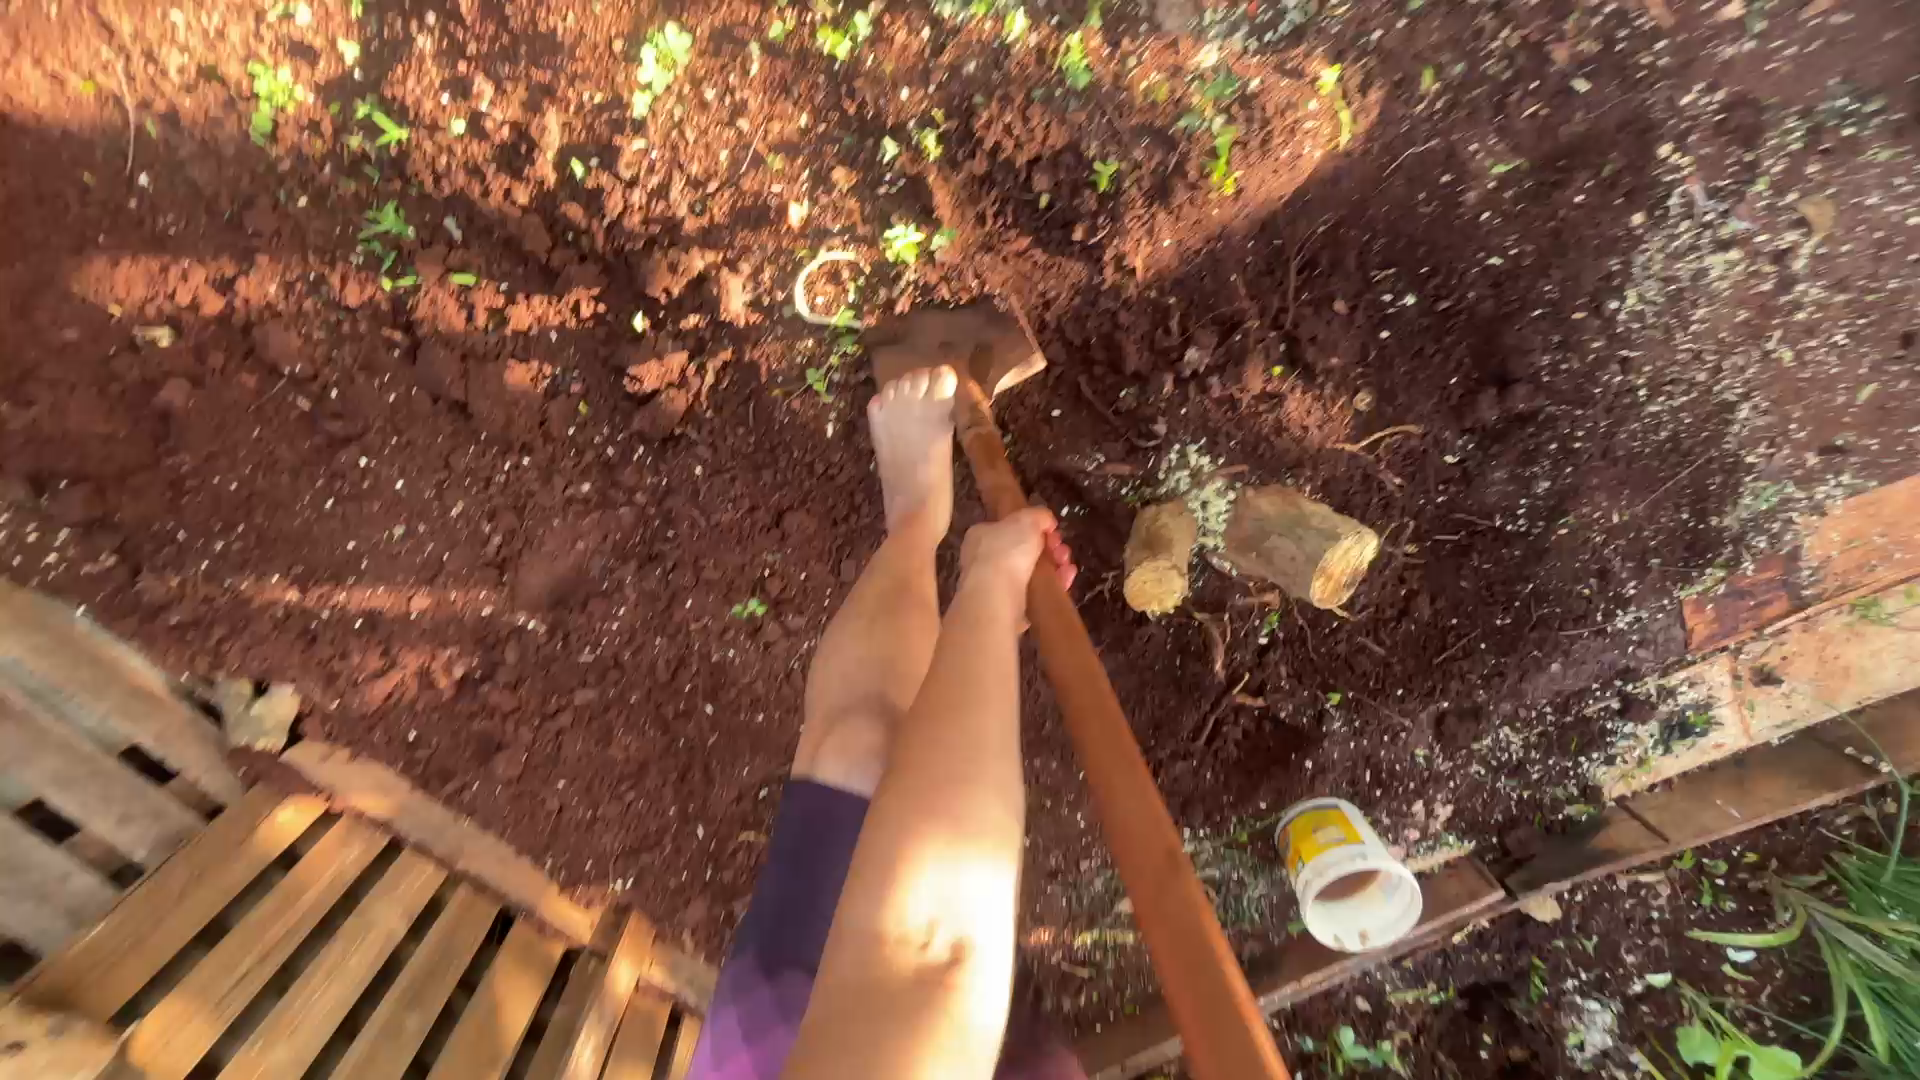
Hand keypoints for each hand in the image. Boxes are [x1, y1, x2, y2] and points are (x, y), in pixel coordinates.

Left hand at [957, 506, 1076, 606]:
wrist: (997, 597)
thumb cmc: (1005, 551)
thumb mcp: (1025, 520)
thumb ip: (1037, 515)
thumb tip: (1046, 520)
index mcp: (981, 535)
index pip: (1008, 527)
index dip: (1033, 527)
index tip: (1051, 530)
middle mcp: (985, 560)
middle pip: (1024, 550)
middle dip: (1048, 547)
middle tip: (1061, 548)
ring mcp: (997, 586)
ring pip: (1032, 572)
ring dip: (1054, 564)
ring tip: (1066, 563)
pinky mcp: (1010, 608)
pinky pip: (1037, 592)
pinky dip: (1054, 583)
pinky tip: (1067, 577)